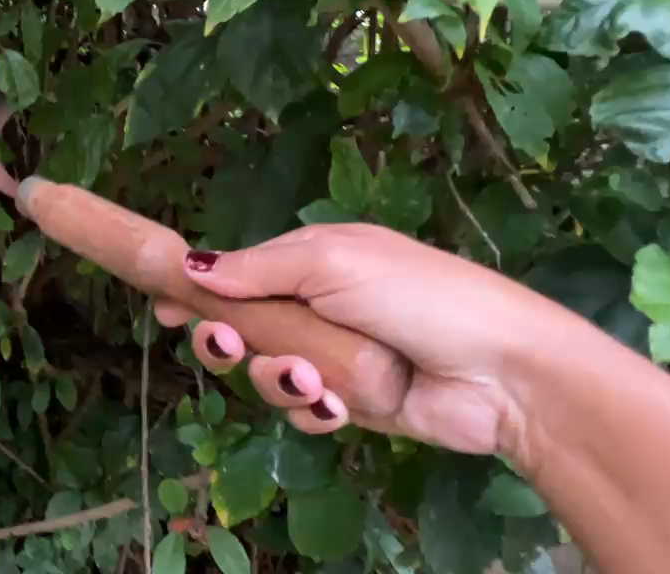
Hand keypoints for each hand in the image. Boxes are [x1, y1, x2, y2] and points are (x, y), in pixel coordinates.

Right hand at [155, 223, 579, 459]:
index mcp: (305, 261)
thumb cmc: (412, 293)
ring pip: (261, 369)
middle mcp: (310, 306)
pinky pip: (301, 407)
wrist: (507, 373)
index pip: (232, 273)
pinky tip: (331, 404)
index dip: (195, 290)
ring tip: (305, 379)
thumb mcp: (328, 262)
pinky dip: (310, 407)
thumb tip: (188, 265)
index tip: (162, 308)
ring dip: (273, 376)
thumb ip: (255, 269)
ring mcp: (328, 356)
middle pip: (236, 324)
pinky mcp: (348, 402)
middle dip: (220, 336)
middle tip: (216, 342)